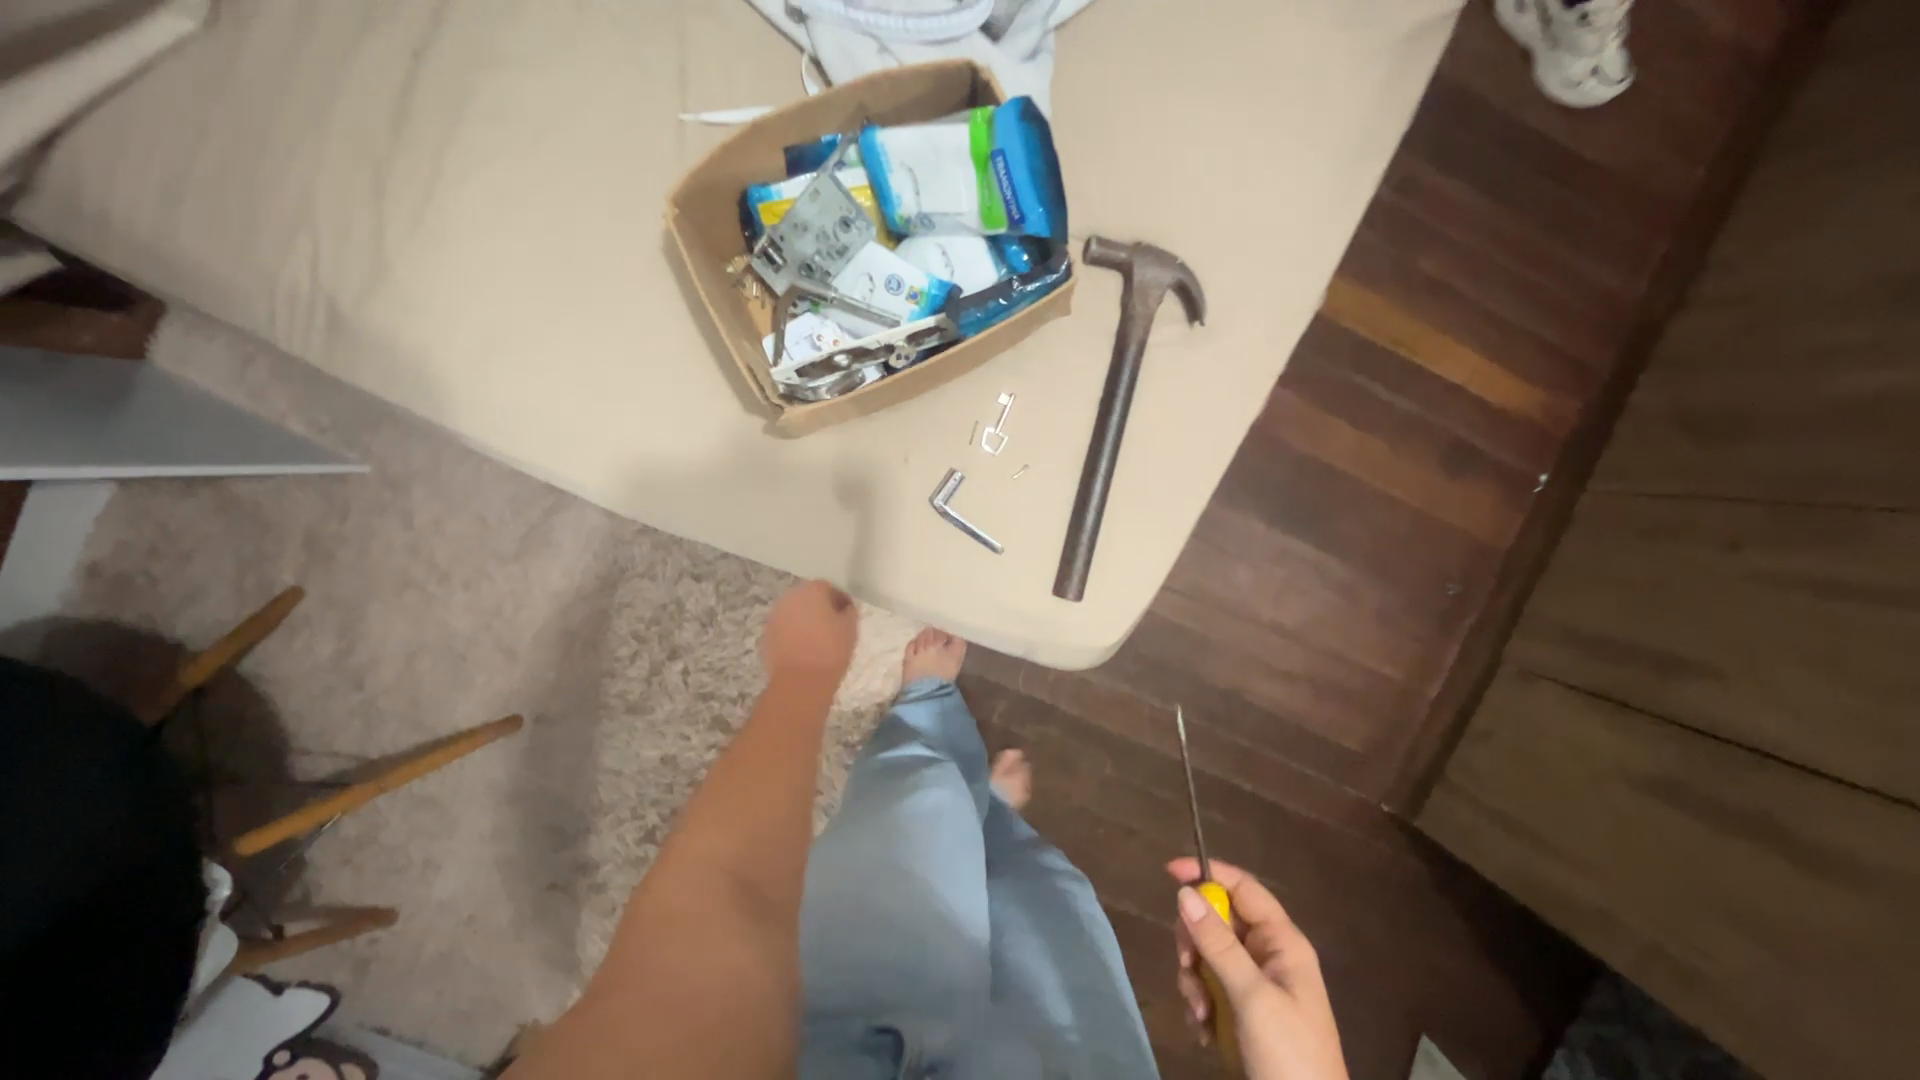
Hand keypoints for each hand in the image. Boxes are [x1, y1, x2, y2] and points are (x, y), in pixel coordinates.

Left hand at [761, 580, 858, 683]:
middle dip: (820, 608)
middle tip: (833, 626)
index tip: (847, 614)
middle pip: (807, 597)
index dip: (839, 600)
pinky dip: (794, 634)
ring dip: (805, 621)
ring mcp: (774, 617)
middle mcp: (789, 598)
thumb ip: (849, 611)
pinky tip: (804, 649)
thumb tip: (845, 608)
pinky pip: (784, 629)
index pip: (828, 587)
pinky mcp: (767, 636)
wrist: (801, 682)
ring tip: (818, 639)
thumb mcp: (850, 628)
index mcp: (811, 591)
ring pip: (794, 613)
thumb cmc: (830, 650)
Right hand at [1167, 858, 1348, 1079]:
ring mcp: (1255, 986)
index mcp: (1282, 944)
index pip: (1243, 888)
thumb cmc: (1288, 1055)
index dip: (1208, 874)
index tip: (1169, 872)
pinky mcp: (1242, 1013)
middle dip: (1195, 943)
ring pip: (1208, 957)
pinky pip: (1208, 988)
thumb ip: (1218, 944)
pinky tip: (1204, 1031)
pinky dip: (1200, 1004)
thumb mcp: (1251, 997)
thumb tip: (1185, 892)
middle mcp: (1269, 957)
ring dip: (1195, 981)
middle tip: (1188, 967)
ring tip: (1200, 1015)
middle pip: (1218, 922)